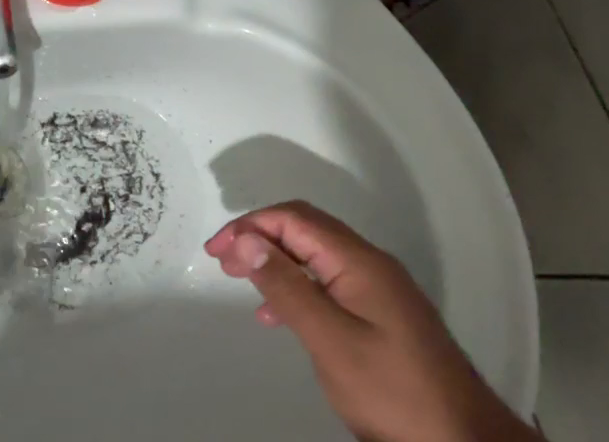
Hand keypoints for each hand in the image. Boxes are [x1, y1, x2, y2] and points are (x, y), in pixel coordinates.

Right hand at [206, 202, 538, 441]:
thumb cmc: (393, 390)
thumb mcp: (329, 340)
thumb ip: (286, 287)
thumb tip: (245, 238)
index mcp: (359, 262)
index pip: (293, 219)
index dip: (248, 226)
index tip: (216, 253)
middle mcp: (371, 265)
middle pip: (304, 229)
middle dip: (258, 236)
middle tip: (223, 262)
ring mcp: (380, 290)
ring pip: (315, 255)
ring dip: (275, 261)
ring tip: (243, 283)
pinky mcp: (383, 315)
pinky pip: (328, 282)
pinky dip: (296, 286)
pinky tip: (280, 315)